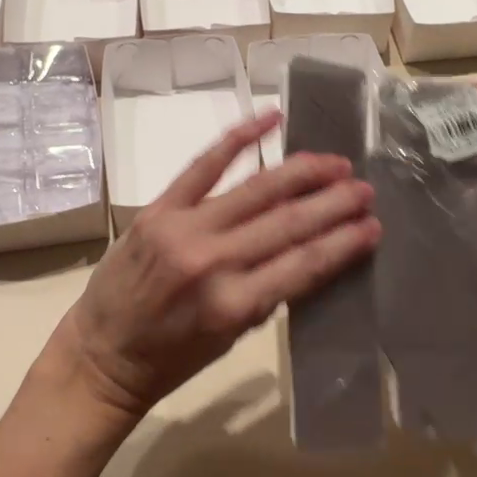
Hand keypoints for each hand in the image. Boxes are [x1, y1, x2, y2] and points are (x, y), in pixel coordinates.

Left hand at [58, 113, 379, 418]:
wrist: (102, 355)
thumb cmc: (173, 358)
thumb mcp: (232, 339)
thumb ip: (269, 294)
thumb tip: (313, 252)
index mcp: (235, 305)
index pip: (305, 264)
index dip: (344, 242)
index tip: (373, 227)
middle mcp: (213, 262)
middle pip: (289, 222)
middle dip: (334, 203)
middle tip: (366, 190)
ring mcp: (184, 229)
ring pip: (257, 189)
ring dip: (302, 172)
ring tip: (337, 163)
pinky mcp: (159, 209)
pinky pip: (204, 164)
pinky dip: (240, 137)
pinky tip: (271, 117)